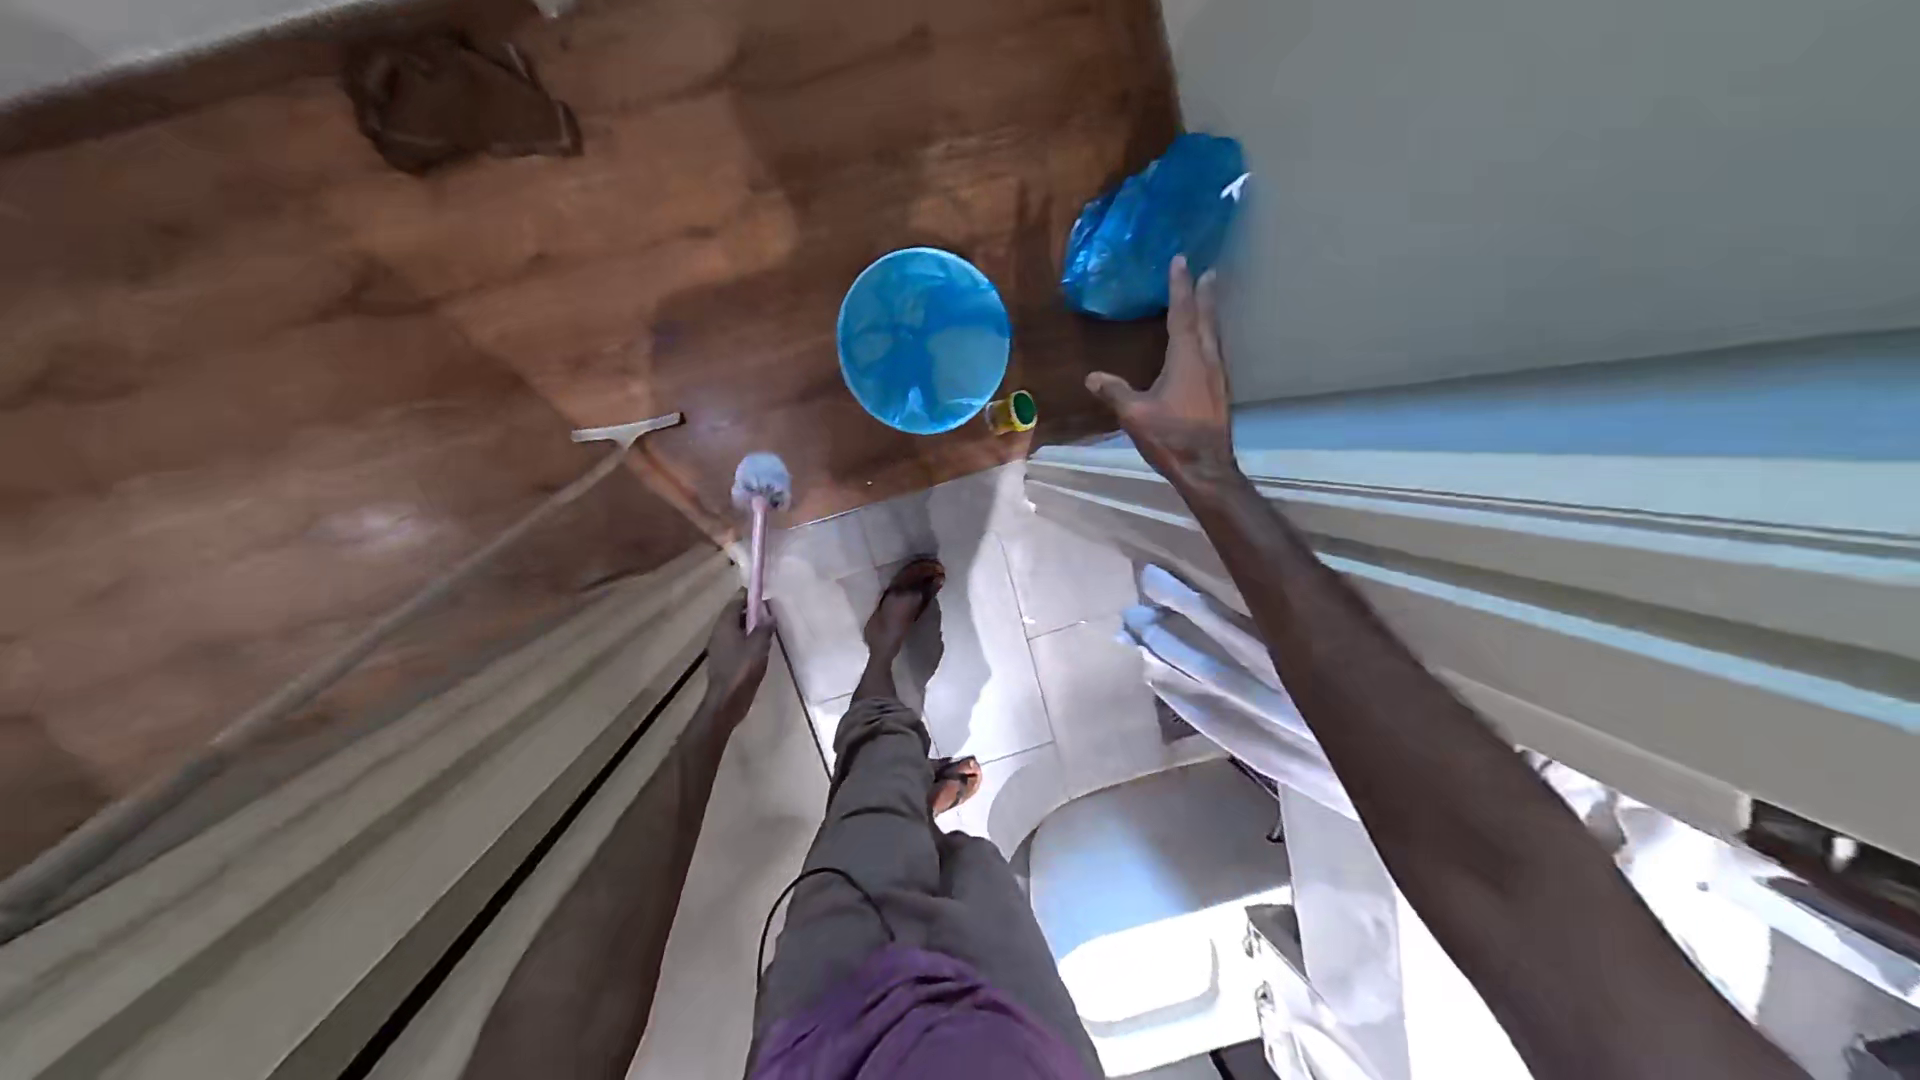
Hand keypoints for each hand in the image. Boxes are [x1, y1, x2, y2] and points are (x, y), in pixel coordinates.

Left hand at [703, 593, 773, 717]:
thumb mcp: (759, 645)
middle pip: (734, 615)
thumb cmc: (742, 668)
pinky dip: (747, 638)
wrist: (727, 700)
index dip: (748, 595)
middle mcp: (719, 633)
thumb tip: (770, 616)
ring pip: (736, 629)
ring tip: (768, 625)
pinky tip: (761, 644)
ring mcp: (720, 647)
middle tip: (769, 609)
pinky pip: (736, 642)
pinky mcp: (725, 660)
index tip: (763, 592)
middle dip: (751, 610)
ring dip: (750, 625)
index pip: (735, 602)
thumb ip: (765, 628)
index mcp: (725, 625)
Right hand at [1084, 255, 1238, 488]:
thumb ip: (1114, 392)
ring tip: (1208, 300)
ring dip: (1210, 315)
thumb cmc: (1170, 436)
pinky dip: (1209, 338)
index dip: (1180, 287)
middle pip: (1206, 320)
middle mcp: (1207, 360)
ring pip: (1214, 336)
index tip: (1181, 260)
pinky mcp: (1220, 393)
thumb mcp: (1134, 414)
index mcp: (1187, 358)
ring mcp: (1218, 377)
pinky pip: (1214, 353)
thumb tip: (1091, 377)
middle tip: (1207, 273)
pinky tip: (1205, 347)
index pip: (1182, 314)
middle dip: (1204, 295)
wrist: (1205, 467)